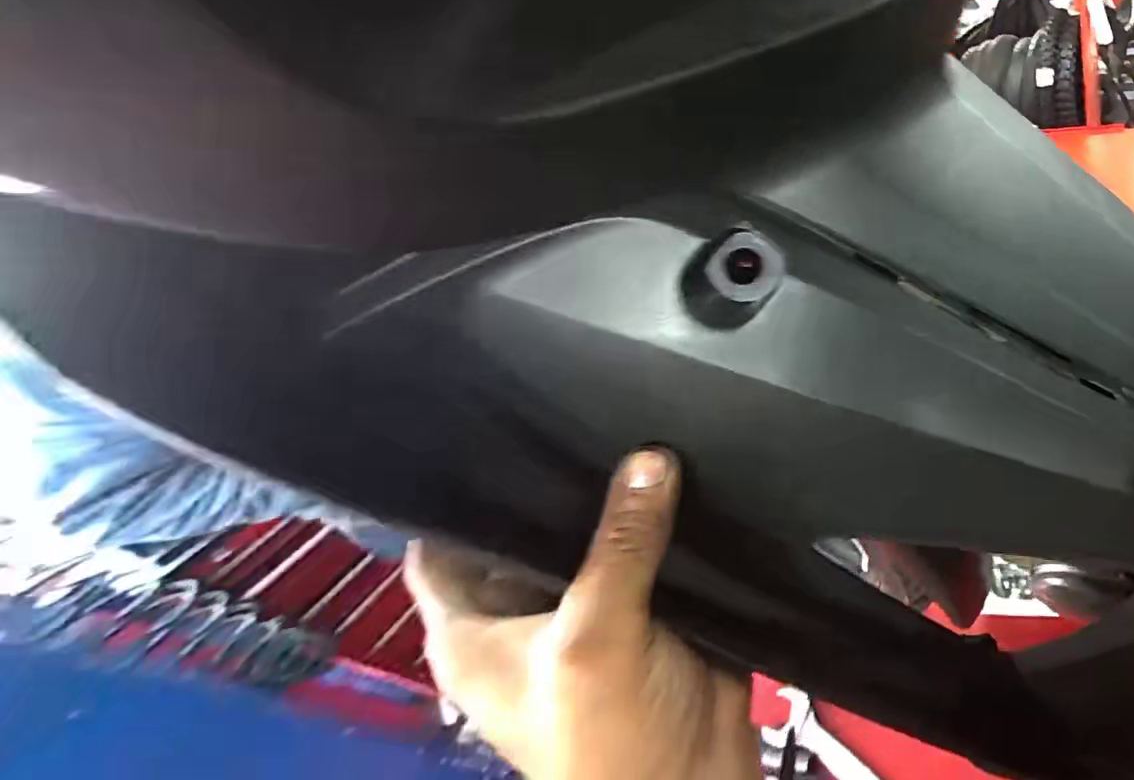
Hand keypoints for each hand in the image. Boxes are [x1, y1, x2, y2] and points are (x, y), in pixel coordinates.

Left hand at [405, 450, 756, 779]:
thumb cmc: (606, 735)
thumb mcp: (596, 637)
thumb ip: (622, 545)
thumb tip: (652, 456)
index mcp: (477, 628)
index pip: (446, 542)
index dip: (463, 487)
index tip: (502, 419)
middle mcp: (531, 606)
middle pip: (536, 524)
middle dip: (564, 473)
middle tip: (593, 399)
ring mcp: (597, 600)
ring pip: (603, 527)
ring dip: (623, 488)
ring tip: (644, 415)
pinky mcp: (654, 597)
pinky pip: (656, 540)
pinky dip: (667, 509)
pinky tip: (686, 460)